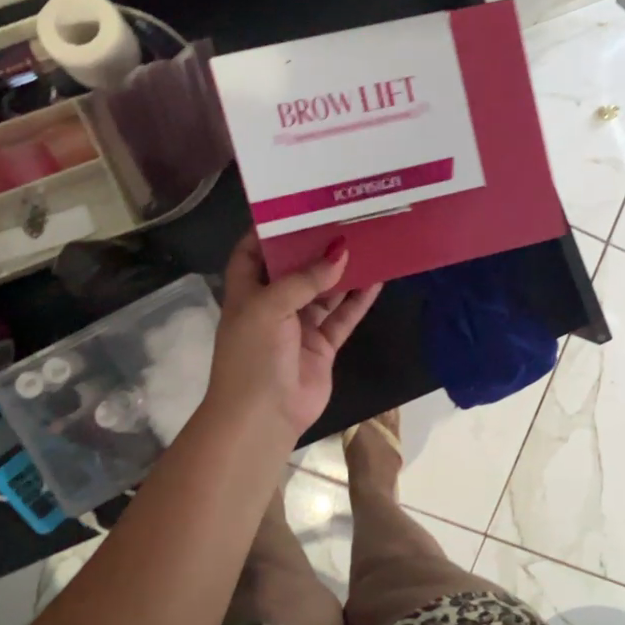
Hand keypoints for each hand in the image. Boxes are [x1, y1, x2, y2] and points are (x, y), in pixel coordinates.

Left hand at [204, 232, 382, 441]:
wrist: (262, 417)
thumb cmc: (253, 355)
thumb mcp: (270, 307)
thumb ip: (305, 278)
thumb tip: (340, 251)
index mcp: (247, 291)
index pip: (252, 252)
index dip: (269, 231)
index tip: (297, 207)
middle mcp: (272, 305)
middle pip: (295, 269)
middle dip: (316, 247)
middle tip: (345, 218)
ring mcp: (298, 326)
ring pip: (324, 291)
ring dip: (343, 272)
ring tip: (368, 242)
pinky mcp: (322, 346)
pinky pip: (343, 317)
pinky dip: (359, 300)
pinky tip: (378, 279)